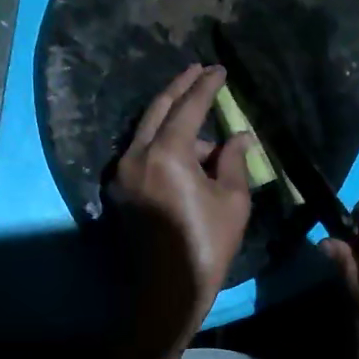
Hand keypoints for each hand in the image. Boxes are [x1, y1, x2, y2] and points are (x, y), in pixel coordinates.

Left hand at [111, 65, 254, 343]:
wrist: (168, 289)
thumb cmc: (207, 244)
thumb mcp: (232, 199)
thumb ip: (233, 160)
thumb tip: (239, 137)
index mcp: (166, 153)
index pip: (188, 107)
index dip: (205, 87)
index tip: (218, 70)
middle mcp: (136, 156)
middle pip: (157, 110)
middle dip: (179, 88)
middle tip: (197, 71)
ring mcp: (121, 174)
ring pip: (147, 134)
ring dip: (174, 125)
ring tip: (206, 137)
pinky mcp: (118, 192)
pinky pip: (141, 155)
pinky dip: (161, 146)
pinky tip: (183, 154)